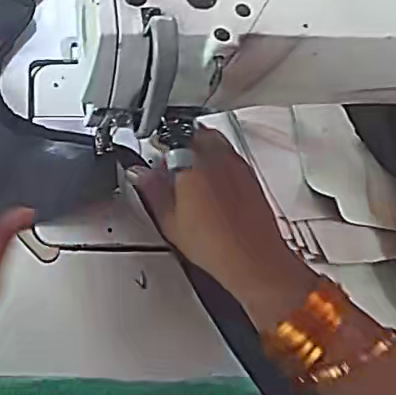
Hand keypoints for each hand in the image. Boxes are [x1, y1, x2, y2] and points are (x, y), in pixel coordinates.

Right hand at [129, 127, 317, 328]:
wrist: (254, 261)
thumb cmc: (217, 245)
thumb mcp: (169, 221)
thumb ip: (152, 190)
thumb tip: (141, 174)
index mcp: (191, 161)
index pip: (170, 137)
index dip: (159, 147)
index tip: (155, 158)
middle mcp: (216, 156)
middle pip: (195, 133)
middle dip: (181, 141)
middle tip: (171, 159)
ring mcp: (237, 165)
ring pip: (215, 142)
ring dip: (201, 149)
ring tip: (191, 173)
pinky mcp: (250, 177)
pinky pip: (230, 158)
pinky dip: (218, 164)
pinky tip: (212, 187)